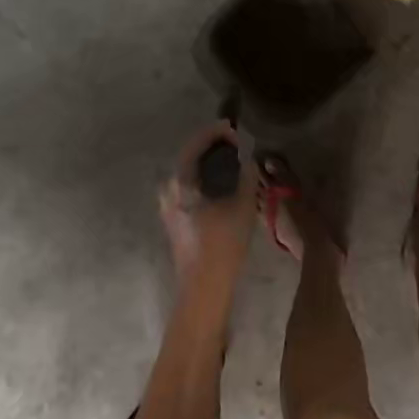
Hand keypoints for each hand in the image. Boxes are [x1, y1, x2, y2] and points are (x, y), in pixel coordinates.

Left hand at [157, 122, 256, 289]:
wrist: (204, 291)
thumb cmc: (222, 247)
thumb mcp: (242, 206)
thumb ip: (246, 175)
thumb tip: (249, 156)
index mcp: (179, 181)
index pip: (195, 144)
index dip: (215, 132)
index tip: (234, 127)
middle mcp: (168, 187)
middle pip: (191, 155)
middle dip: (214, 145)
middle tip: (238, 142)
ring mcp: (169, 202)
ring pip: (191, 171)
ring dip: (212, 162)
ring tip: (236, 158)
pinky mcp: (176, 215)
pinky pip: (191, 184)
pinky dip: (208, 177)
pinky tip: (226, 180)